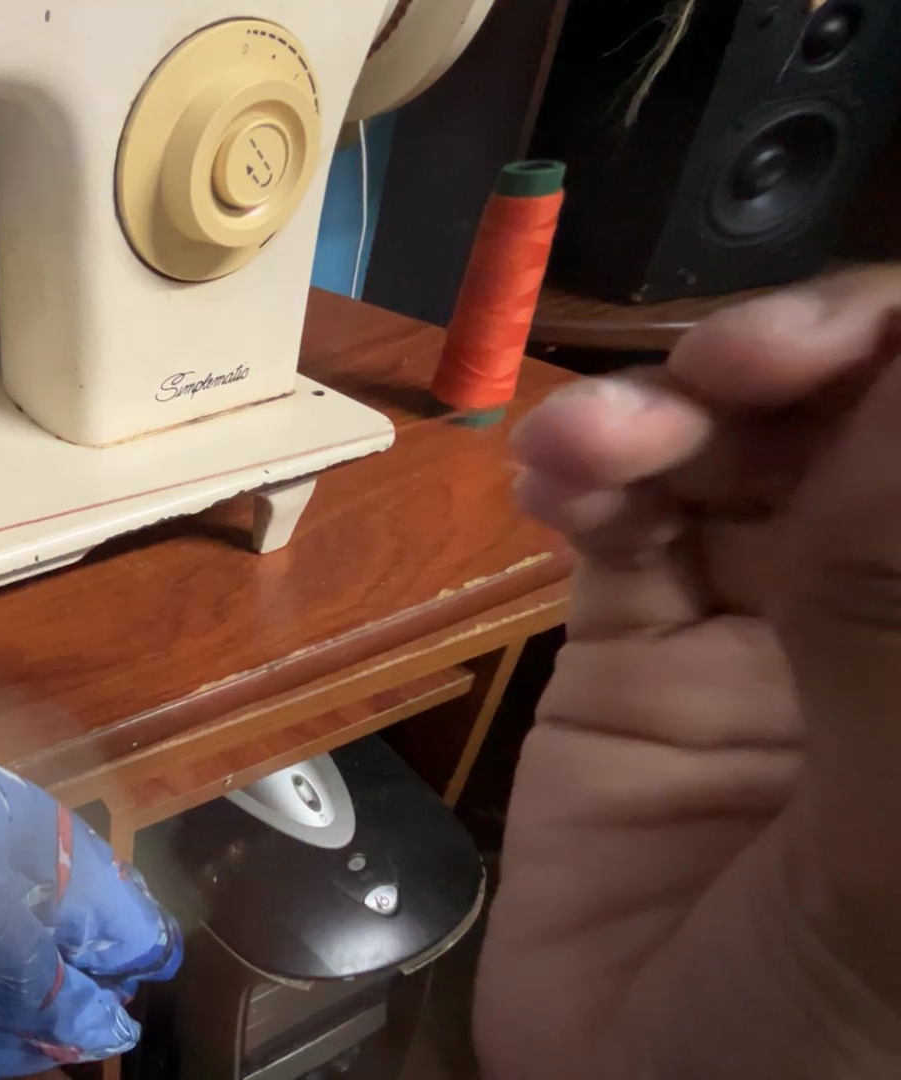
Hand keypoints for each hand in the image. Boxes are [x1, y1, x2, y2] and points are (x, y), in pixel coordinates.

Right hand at [475, 268, 900, 1077]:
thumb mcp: (900, 855)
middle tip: (715, 367)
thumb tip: (894, 388)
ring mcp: (783, 643)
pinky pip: (619, 544)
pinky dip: (584, 489)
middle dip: (797, 372)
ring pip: (737, 470)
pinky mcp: (643, 666)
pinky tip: (554, 479)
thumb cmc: (850, 1043)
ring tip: (585, 441)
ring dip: (658, 424)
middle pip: (873, 436)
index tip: (834, 347)